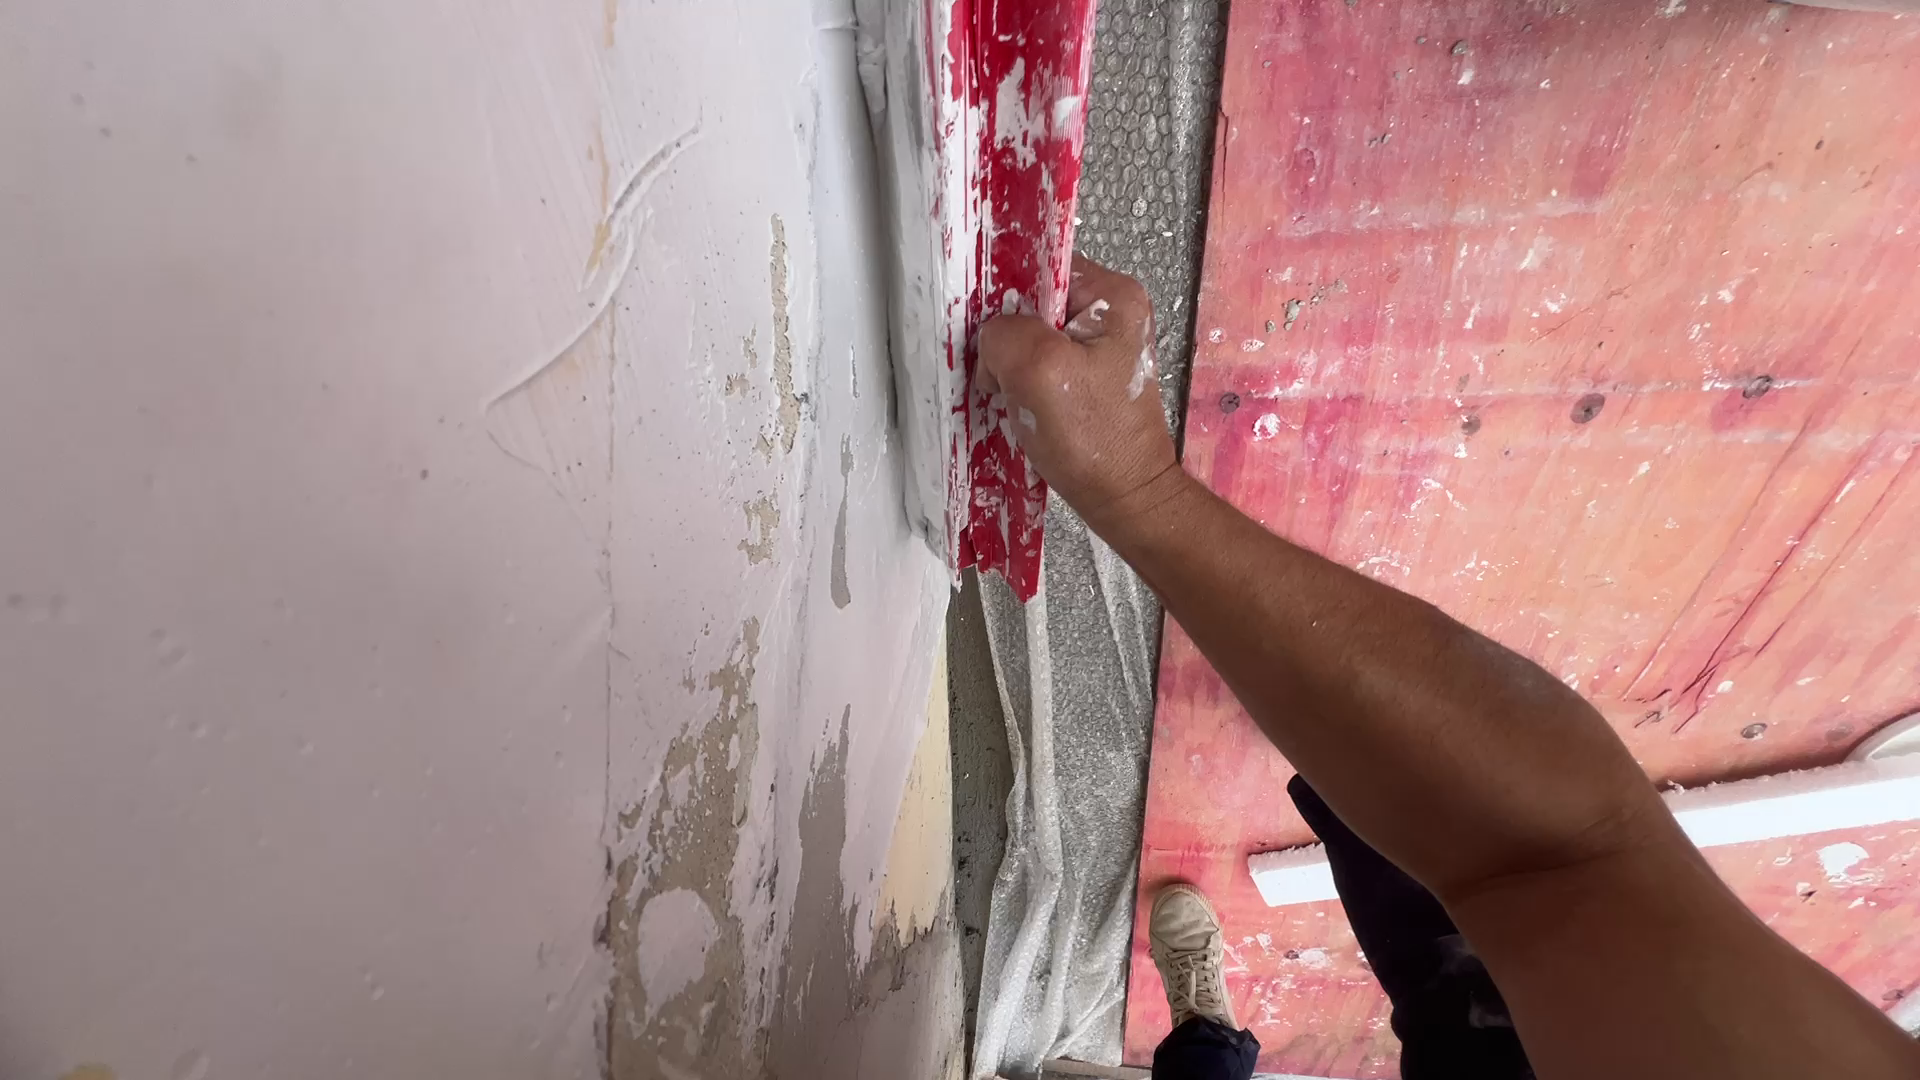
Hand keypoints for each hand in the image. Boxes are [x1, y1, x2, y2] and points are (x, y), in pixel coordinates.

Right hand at [977, 254, 1181, 529]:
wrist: (1123, 499)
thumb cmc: (1091, 439)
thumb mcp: (1039, 372)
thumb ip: (1004, 334)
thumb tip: (992, 338)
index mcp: (1113, 295)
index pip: (1039, 269)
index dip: (1005, 299)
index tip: (989, 338)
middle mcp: (1111, 314)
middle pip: (1030, 305)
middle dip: (1005, 340)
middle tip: (1001, 377)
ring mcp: (1098, 350)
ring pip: (1028, 340)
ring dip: (1009, 368)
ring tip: (1012, 397)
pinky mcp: (1085, 381)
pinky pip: (1037, 368)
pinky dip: (1020, 385)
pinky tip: (1020, 406)